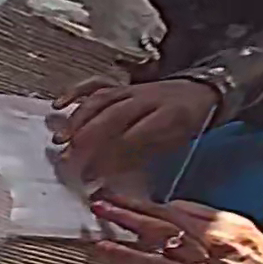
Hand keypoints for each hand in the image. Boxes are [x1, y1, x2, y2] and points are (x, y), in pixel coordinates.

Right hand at [53, 76, 217, 181]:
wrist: (204, 93)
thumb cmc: (184, 127)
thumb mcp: (173, 146)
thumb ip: (139, 160)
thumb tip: (103, 178)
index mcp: (172, 115)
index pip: (135, 136)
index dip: (111, 155)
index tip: (91, 174)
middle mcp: (149, 98)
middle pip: (113, 116)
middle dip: (88, 138)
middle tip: (68, 159)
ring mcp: (132, 90)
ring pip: (100, 101)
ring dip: (76, 121)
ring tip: (60, 140)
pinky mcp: (120, 86)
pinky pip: (96, 85)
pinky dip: (74, 93)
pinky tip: (58, 106)